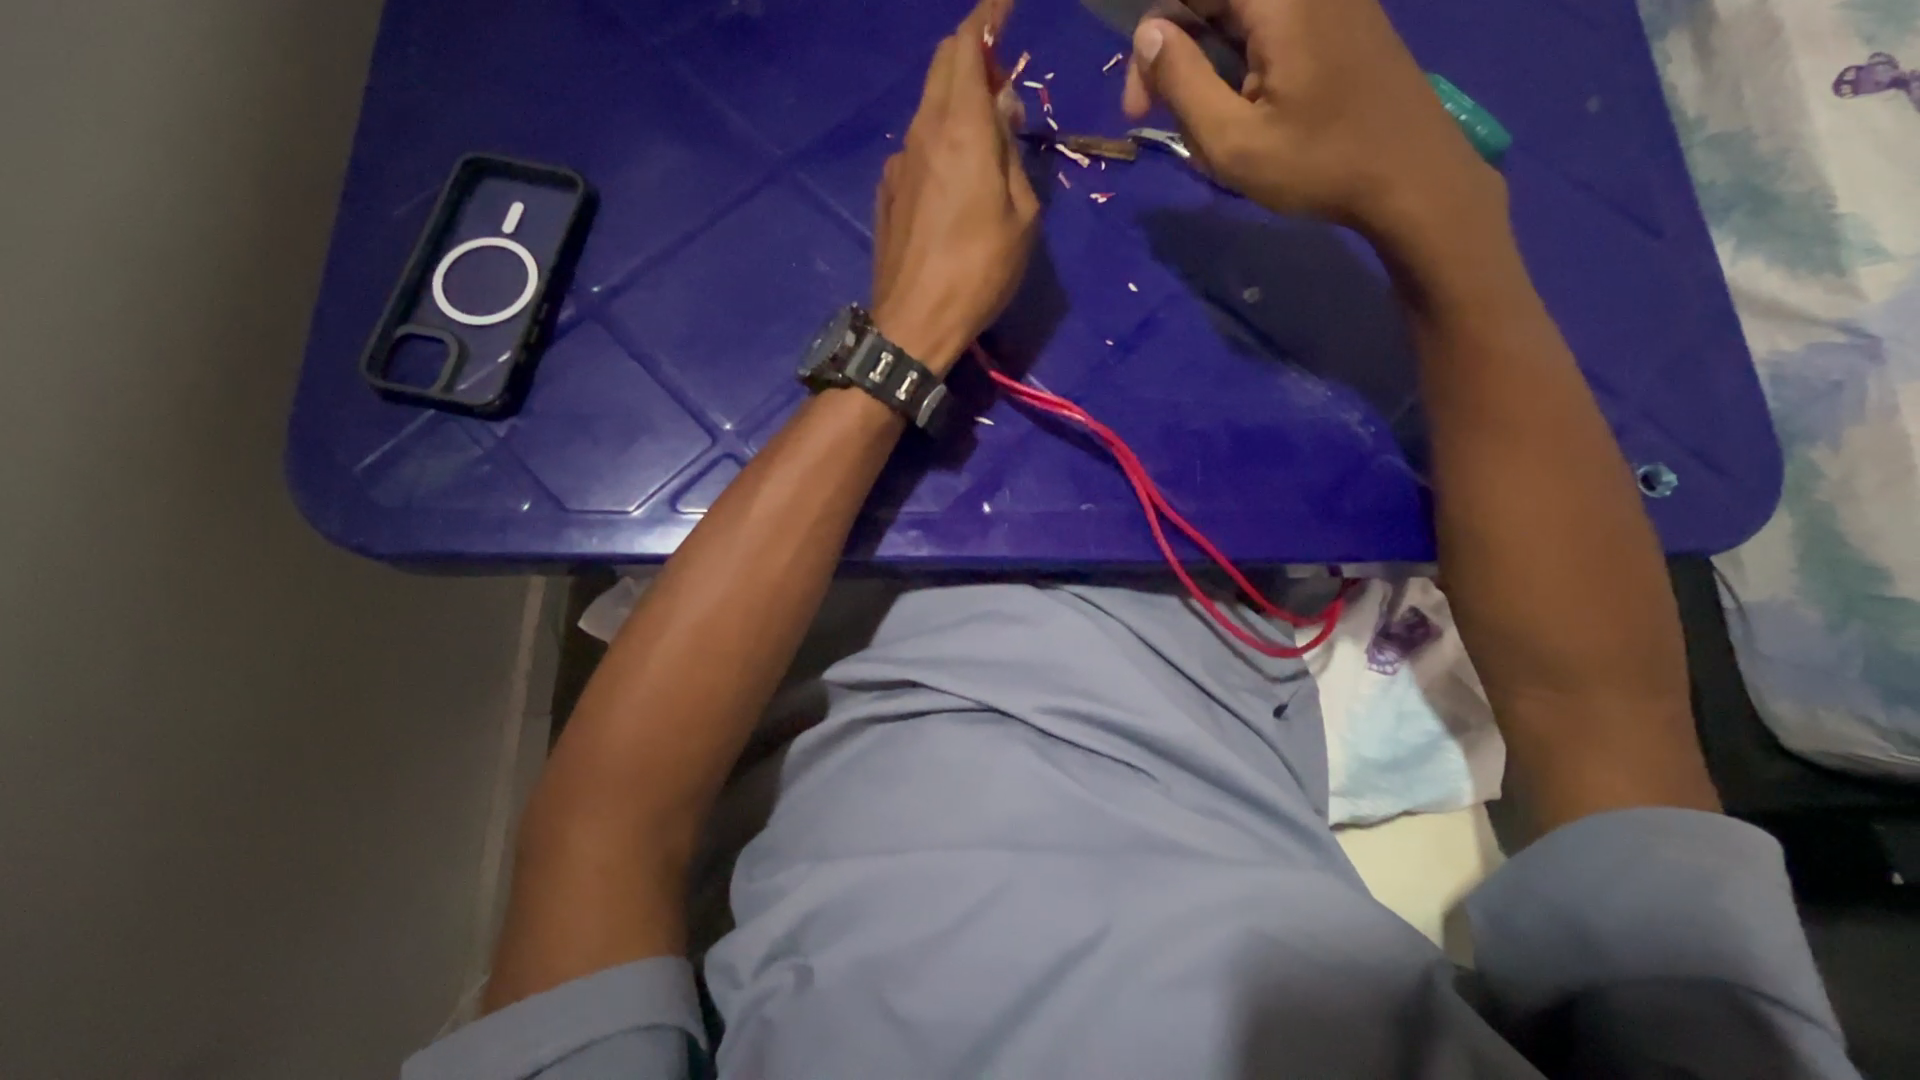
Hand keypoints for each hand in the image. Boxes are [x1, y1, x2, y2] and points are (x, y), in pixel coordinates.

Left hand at [871, 0, 1037, 376]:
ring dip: (958, 100)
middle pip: (942, 66)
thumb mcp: (1021, 214)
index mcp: (961, 129)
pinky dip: (941, 139)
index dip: (986, 17)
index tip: (1004, 4)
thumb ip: (1012, 153)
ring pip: (929, 107)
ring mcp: (899, 162)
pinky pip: (918, 146)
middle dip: (973, 53)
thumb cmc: (980, 271)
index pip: (967, 45)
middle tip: (1004, 76)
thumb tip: (1000, 112)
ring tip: (990, 133)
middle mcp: (923, 133)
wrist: (914, 323)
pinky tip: (958, 177)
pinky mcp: (887, 192)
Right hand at [1122, 0, 1503, 257]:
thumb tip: (1148, 33)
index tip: (1138, 108)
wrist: (1417, 180)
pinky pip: (1275, 22)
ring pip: (1242, 13)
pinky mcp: (1347, 20)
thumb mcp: (1233, 140)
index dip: (1150, 39)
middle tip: (1161, 115)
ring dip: (1208, 59)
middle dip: (1176, 49)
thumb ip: (1181, 81)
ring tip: (1205, 120)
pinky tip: (1244, 105)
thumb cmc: (1321, 165)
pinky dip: (1244, 57)